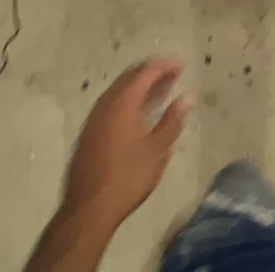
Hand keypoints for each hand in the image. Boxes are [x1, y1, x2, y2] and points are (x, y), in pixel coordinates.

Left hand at [64, 57, 190, 226]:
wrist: (89, 208)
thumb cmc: (128, 177)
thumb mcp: (158, 150)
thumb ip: (172, 120)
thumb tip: (186, 97)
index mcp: (124, 102)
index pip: (146, 72)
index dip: (165, 66)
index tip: (181, 66)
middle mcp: (106, 102)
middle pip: (131, 76)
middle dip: (153, 73)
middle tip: (173, 76)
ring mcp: (94, 116)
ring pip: (119, 89)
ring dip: (140, 86)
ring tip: (161, 92)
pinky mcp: (89, 131)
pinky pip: (111, 103)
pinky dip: (128, 99)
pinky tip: (139, 113)